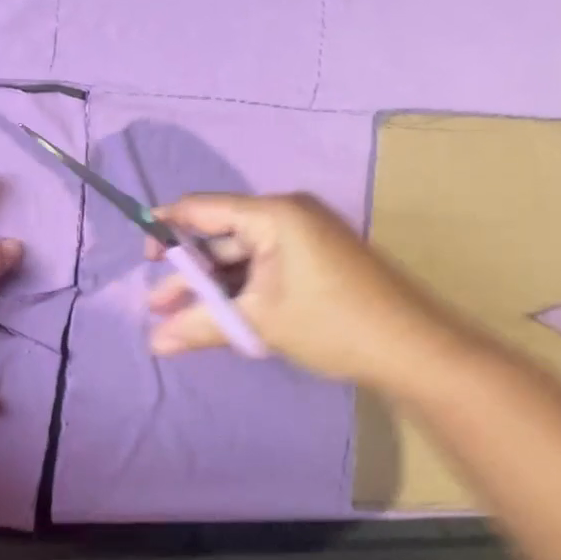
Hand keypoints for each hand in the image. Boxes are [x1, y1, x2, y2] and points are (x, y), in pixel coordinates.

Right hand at [144, 193, 463, 384]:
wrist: (417, 351)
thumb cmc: (332, 323)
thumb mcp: (260, 322)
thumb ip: (201, 325)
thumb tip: (154, 343)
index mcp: (272, 214)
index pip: (201, 208)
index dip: (165, 228)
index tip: (143, 256)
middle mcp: (286, 214)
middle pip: (220, 234)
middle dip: (188, 270)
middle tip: (157, 302)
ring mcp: (304, 236)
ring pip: (241, 254)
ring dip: (213, 284)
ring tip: (179, 316)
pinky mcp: (315, 258)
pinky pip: (263, 263)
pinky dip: (241, 287)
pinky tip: (222, 314)